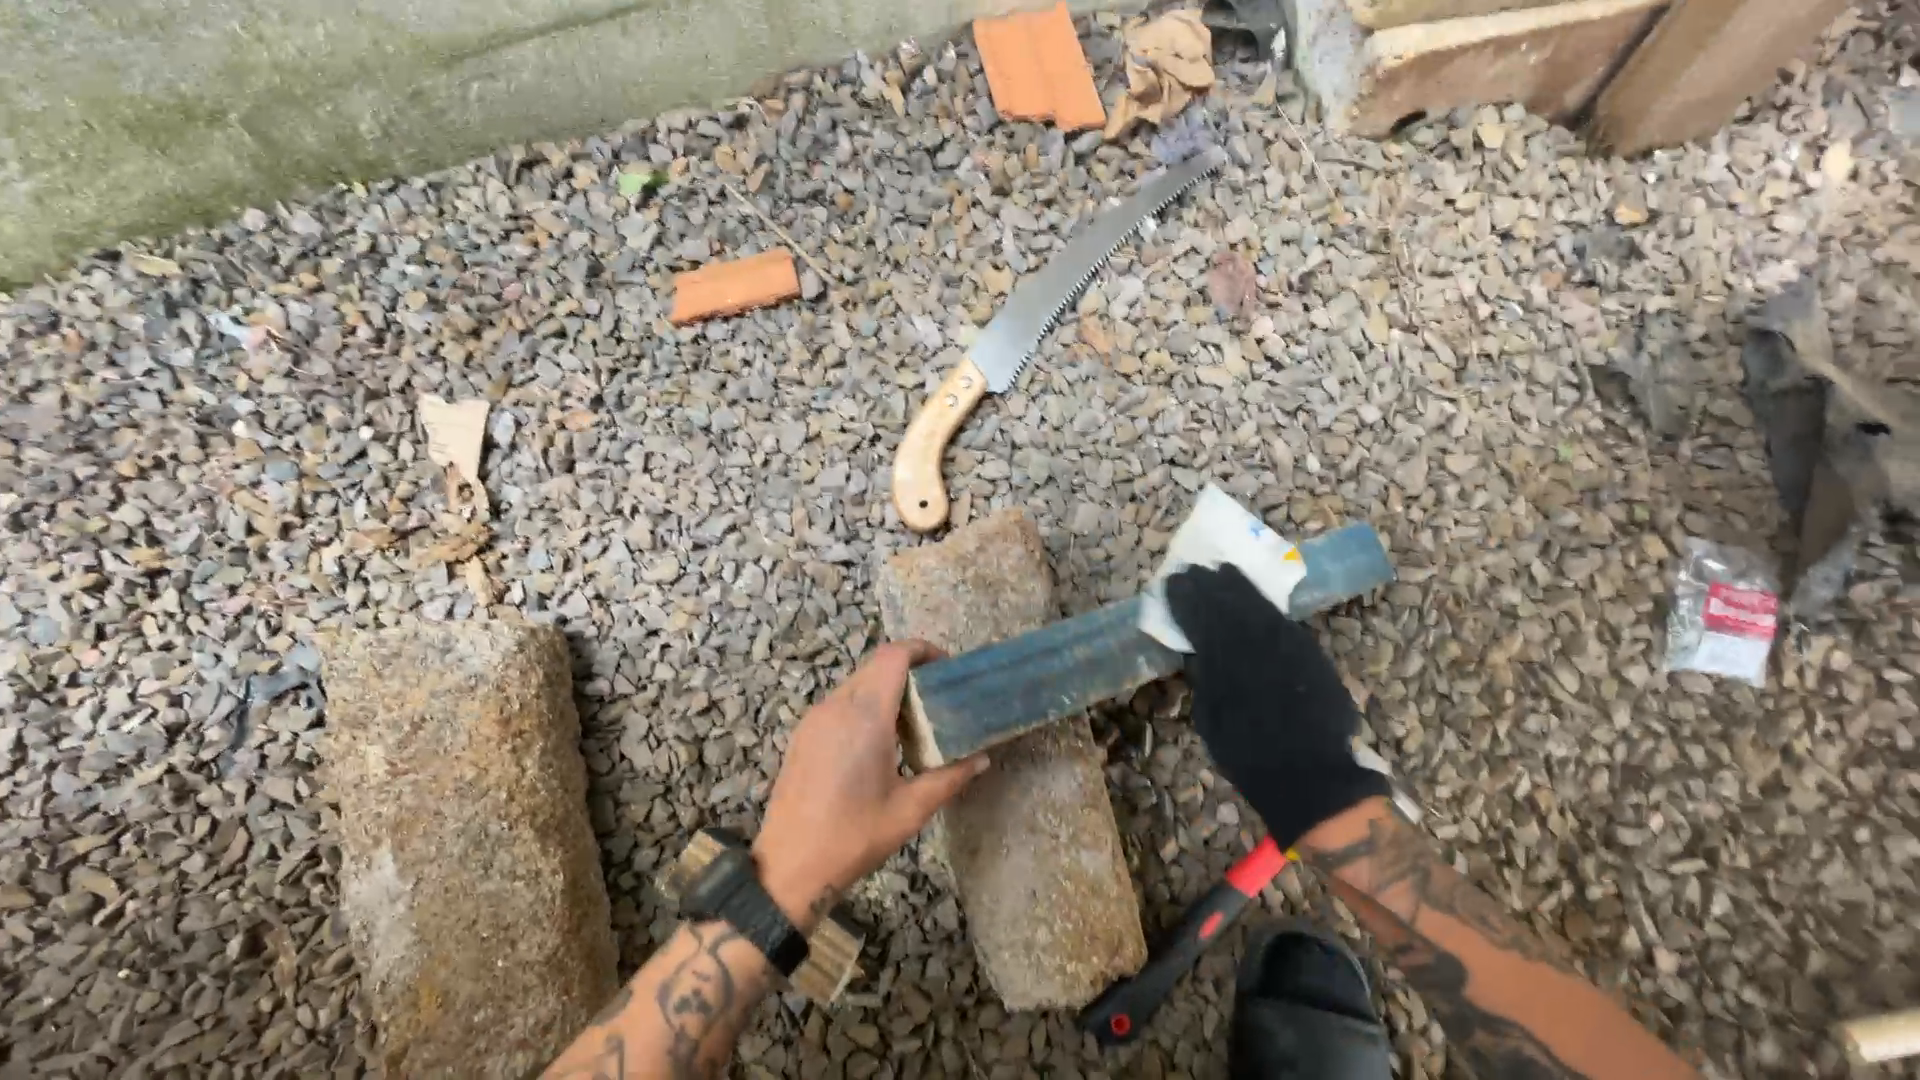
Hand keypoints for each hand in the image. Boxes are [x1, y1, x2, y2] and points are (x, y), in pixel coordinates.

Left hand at [753, 641, 988, 930]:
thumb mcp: (911, 809)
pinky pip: (839, 703)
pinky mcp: (802, 734)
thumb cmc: (854, 837)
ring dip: (885, 690)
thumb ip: (950, 777)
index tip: (946, 667)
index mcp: (865, 716)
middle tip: (937, 698)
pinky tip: (880, 742)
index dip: (922, 650)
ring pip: (856, 683)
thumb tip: (982, 759)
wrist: (789, 866)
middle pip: (876, 665)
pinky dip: (864, 706)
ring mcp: (814, 719)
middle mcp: (836, 706)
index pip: (893, 656)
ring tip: (913, 722)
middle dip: (909, 671)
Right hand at [1166, 563, 1388, 849]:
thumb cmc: (1249, 754)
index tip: (1172, 582)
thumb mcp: (1210, 718)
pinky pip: (1279, 618)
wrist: (1311, 774)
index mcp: (1224, 661)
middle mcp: (1255, 644)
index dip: (1185, 599)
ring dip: (1238, 586)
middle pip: (1229, 604)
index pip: (1200, 617)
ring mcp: (1287, 645)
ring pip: (1258, 604)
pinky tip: (1255, 600)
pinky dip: (1262, 604)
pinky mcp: (1309, 650)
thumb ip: (1204, 678)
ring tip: (1223, 572)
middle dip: (1210, 584)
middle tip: (1195, 570)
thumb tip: (1196, 651)